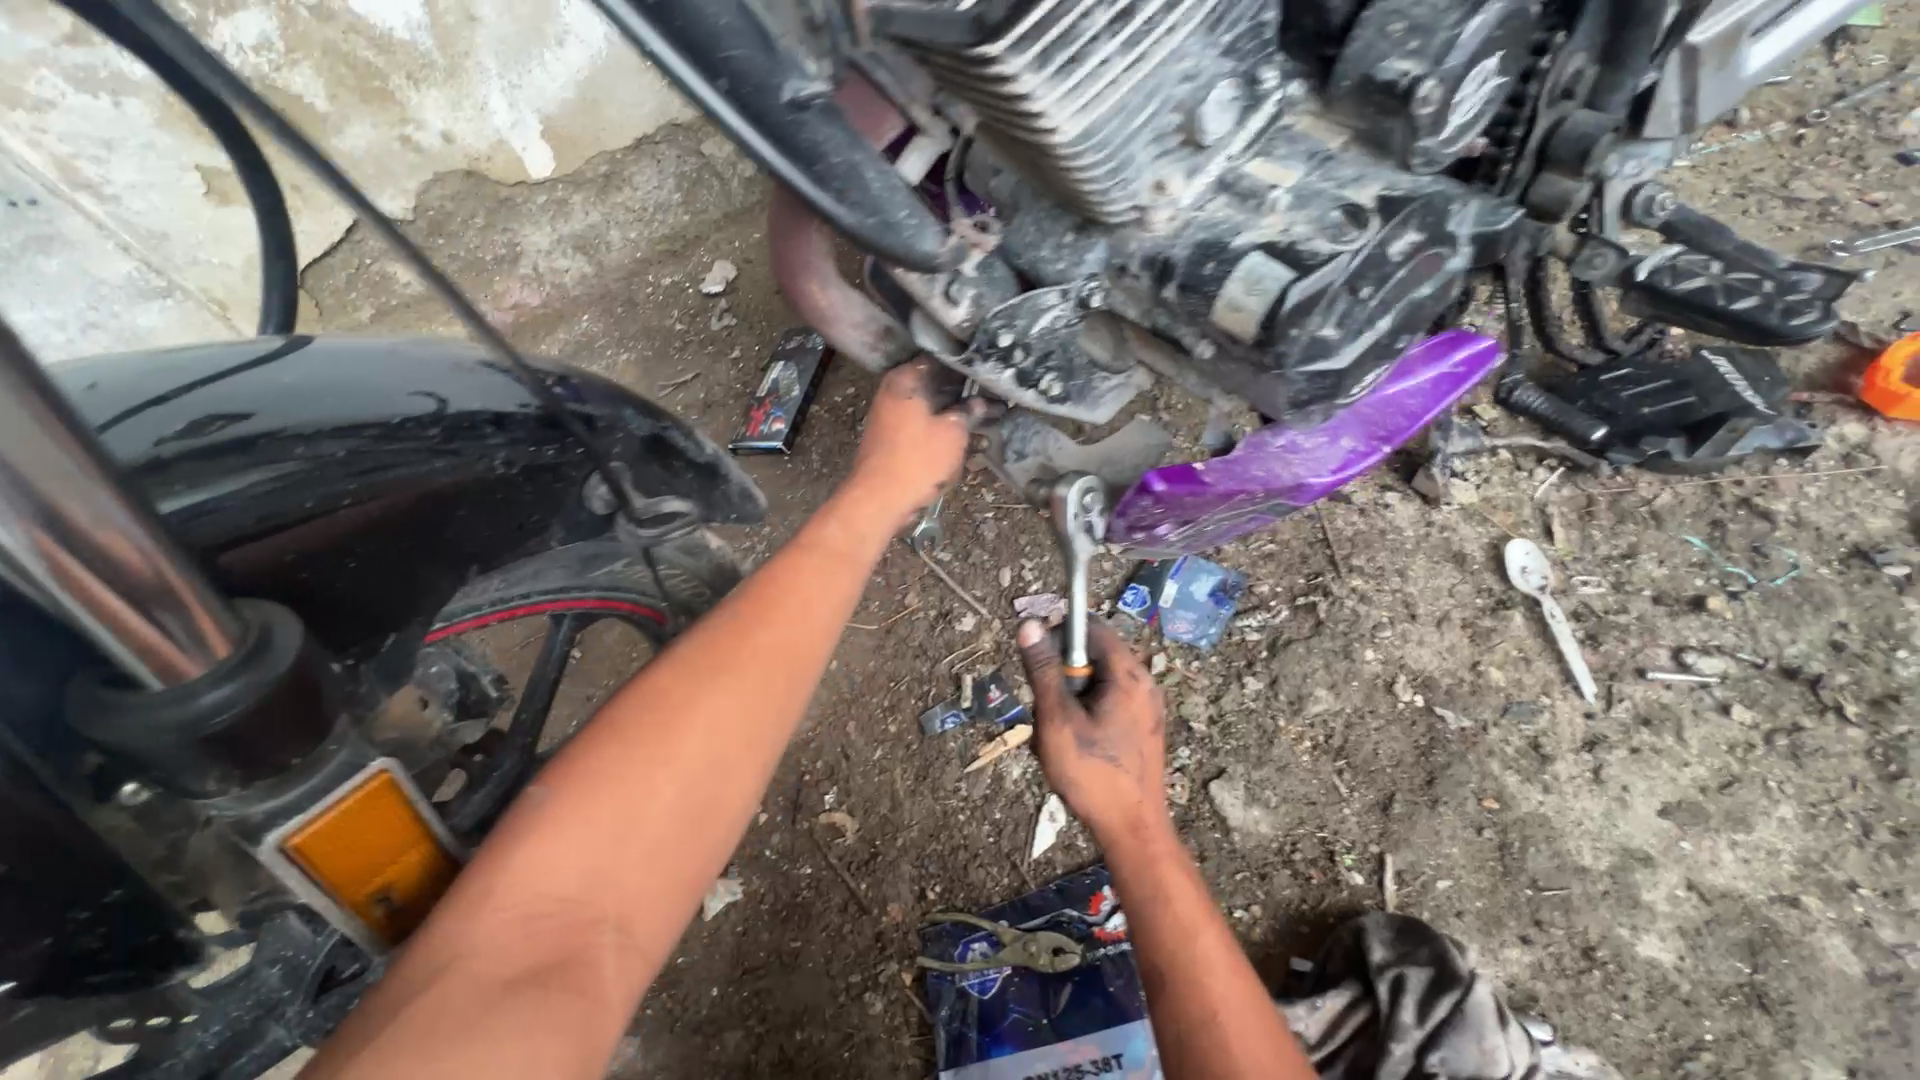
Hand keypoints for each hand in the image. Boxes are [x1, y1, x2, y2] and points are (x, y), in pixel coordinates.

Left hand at [844, 357, 979, 528]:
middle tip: (993, 402)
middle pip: (935, 386)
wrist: (879, 498)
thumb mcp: (953, 433)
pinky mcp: (892, 438)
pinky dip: (941, 432)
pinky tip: (966, 442)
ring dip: (955, 417)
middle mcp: (894, 391)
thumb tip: (978, 403)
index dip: (967, 367)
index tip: (988, 374)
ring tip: (987, 424)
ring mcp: (890, 416)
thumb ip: (968, 413)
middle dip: (964, 395)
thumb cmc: (918, 459)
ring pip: (930, 409)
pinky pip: (921, 428)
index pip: (941, 360)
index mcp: (905, 379)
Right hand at [1016, 618, 1169, 843]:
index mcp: (1129, 674)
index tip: (1036, 662)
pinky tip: (1072, 747)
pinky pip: (1106, 705)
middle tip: (1045, 711)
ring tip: (1056, 736)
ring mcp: (1146, 708)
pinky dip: (1084, 716)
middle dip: (1061, 677)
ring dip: (1069, 702)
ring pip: (1095, 684)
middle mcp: (1144, 683)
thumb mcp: (1057, 719)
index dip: (1059, 635)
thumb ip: (1043, 670)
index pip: (1091, 627)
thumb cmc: (1092, 773)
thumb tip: (1029, 624)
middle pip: (1093, 656)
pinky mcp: (1142, 728)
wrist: (1132, 830)